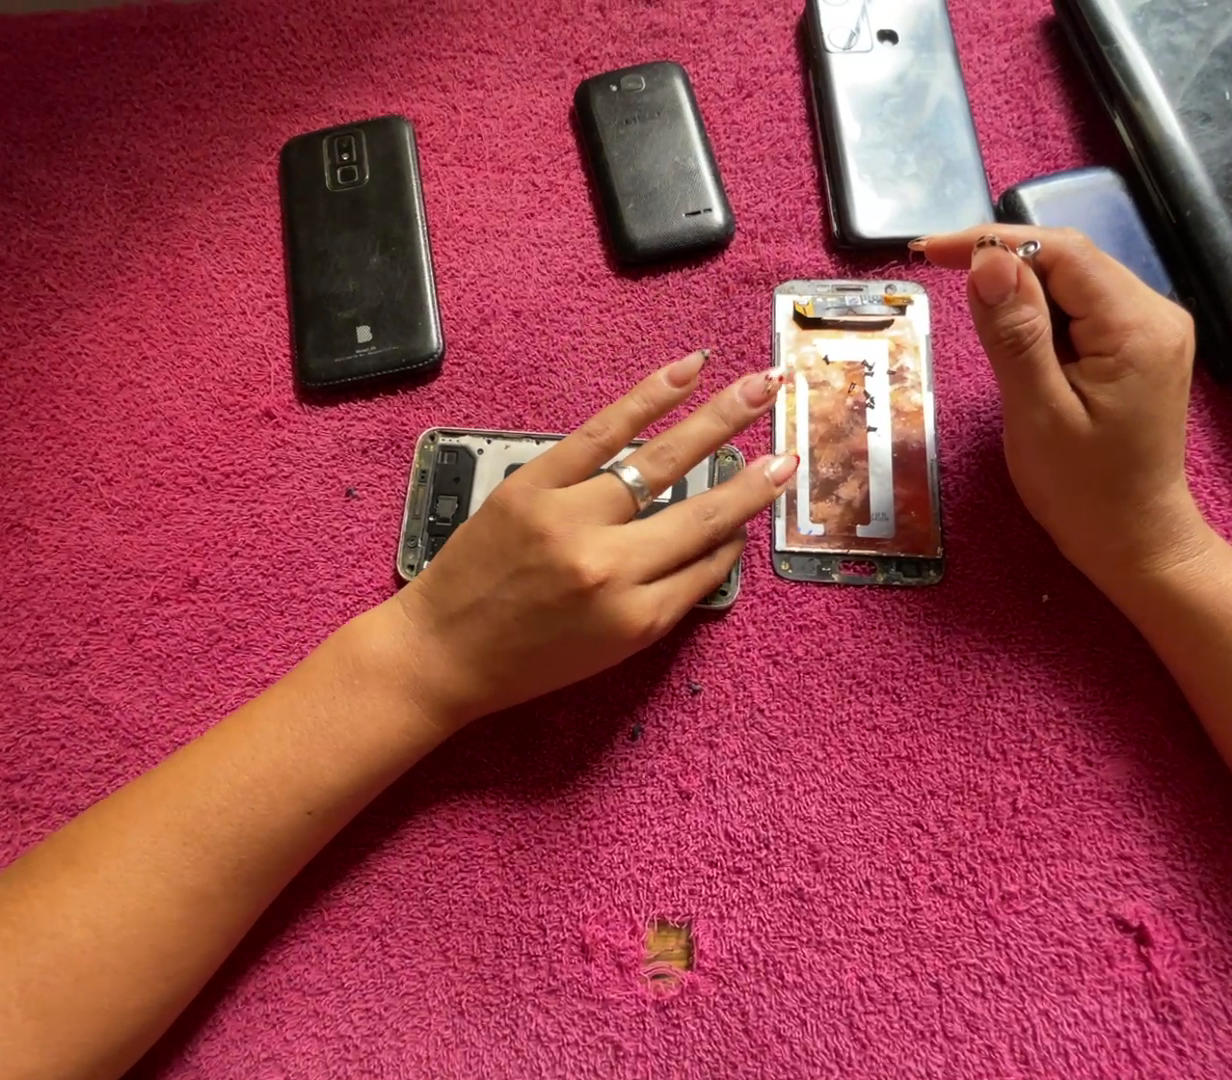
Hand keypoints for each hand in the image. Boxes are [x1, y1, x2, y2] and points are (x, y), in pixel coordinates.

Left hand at [386, 351, 797, 724]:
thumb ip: (665, 601)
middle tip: (793, 442)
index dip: (736, 533)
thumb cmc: (524, 663)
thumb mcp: (608, 653)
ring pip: (661, 462)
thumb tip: (713, 547)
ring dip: (720, 418)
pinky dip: (648, 398)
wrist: (438, 653)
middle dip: (756, 479)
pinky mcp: (533, 485)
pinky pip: (601, 434)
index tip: (757, 501)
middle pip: (701, 513)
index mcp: (637, 618)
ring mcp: (571, 519)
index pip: (708, 563)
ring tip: (762, 385)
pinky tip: (688, 371)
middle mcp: (613, 567)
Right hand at [918, 227, 1214, 587]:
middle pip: (1068, 261)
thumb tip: (986, 264)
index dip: (993, 241)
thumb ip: (1014, 335)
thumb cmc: (1080, 488)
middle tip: (932, 266)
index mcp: (1136, 326)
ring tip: (961, 298)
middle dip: (1000, 259)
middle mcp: (1153, 314)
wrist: (1131, 537)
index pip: (1061, 253)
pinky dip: (1032, 311)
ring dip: (1013, 286)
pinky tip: (1002, 325)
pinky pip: (1077, 312)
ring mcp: (1146, 331)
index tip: (930, 251)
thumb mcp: (1036, 412)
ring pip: (1070, 284)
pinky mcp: (1132, 350)